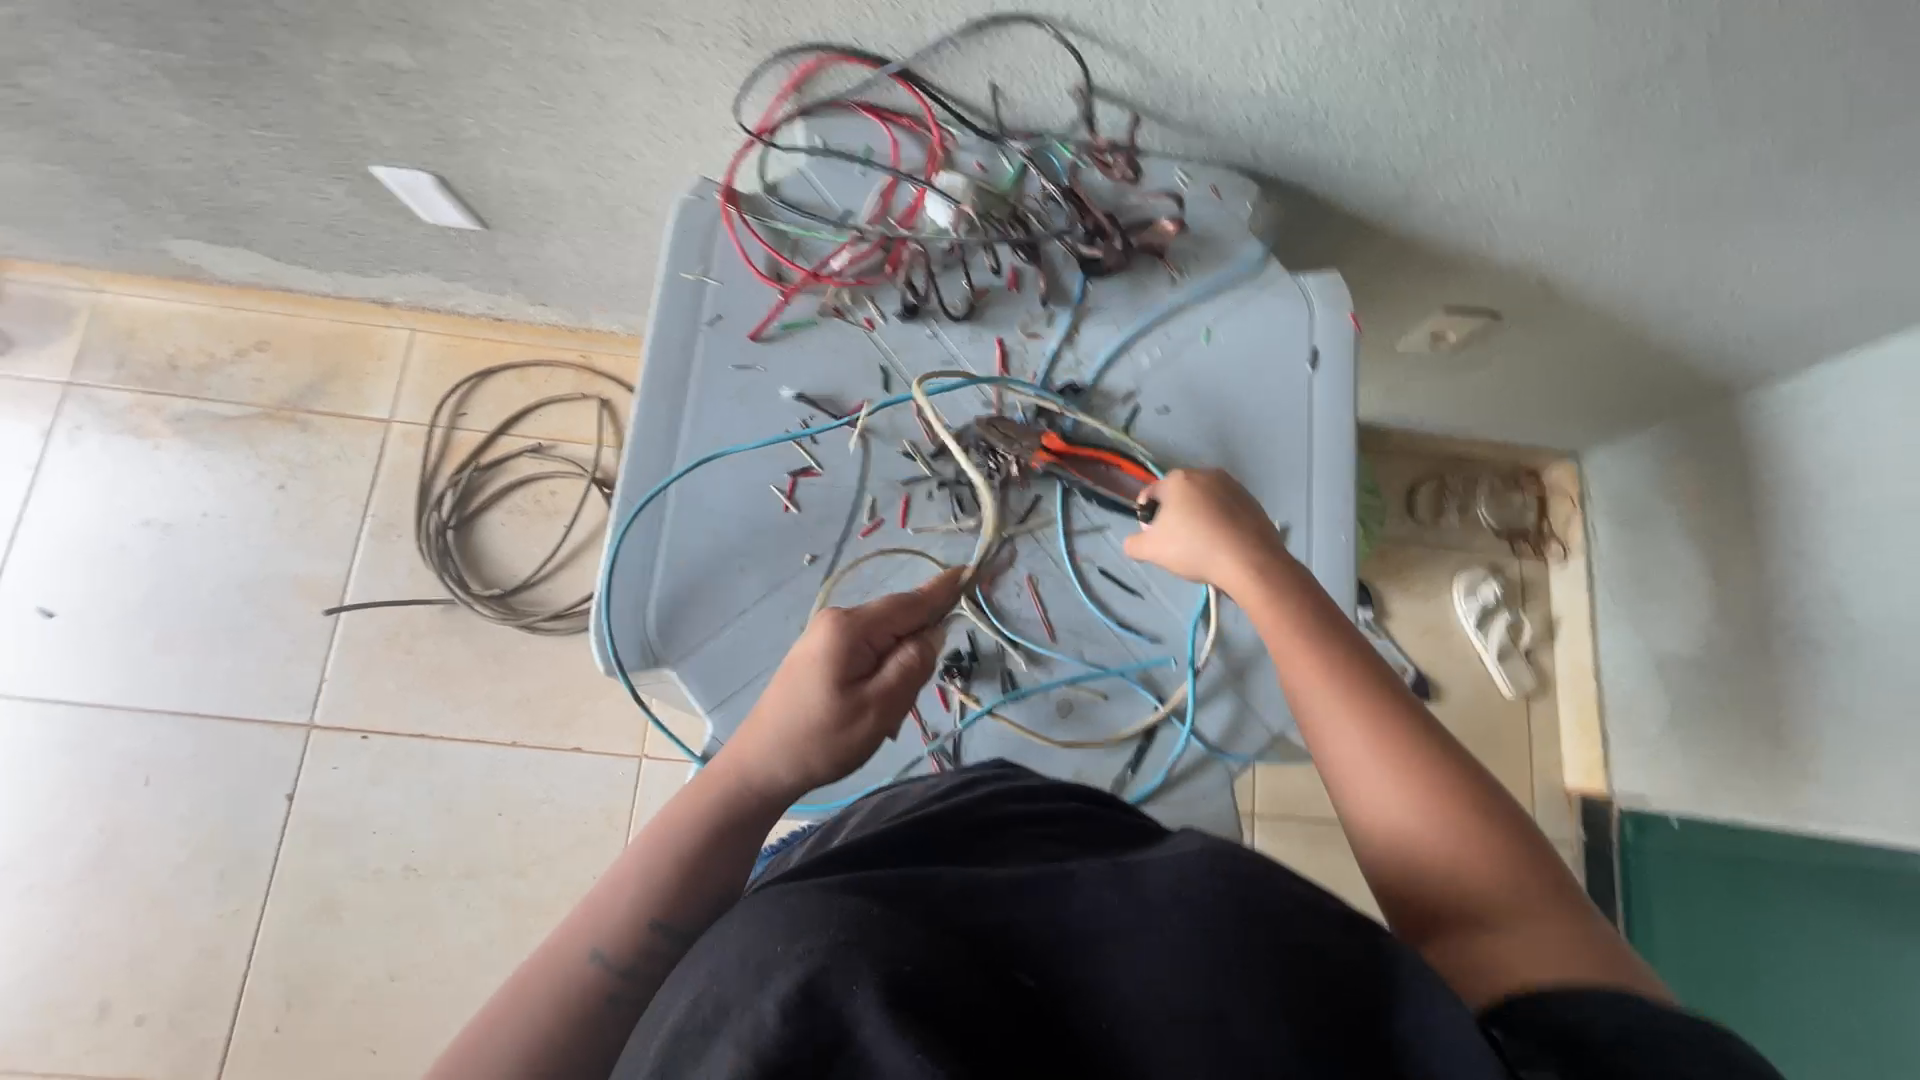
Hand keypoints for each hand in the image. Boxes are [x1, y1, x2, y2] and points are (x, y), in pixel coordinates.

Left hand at [717, 568, 963, 803]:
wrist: (760, 766)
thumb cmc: (820, 741)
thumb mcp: (878, 709)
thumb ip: (913, 665)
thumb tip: (935, 630)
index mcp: (851, 627)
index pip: (911, 601)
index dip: (946, 590)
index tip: (975, 571)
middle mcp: (838, 620)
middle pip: (900, 623)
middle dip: (915, 656)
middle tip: (899, 707)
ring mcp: (827, 635)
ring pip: (886, 642)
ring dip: (896, 674)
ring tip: (880, 718)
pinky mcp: (822, 653)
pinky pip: (868, 653)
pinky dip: (880, 678)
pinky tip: (868, 710)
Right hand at [1124, 468, 1289, 592]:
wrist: (1249, 561)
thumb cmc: (1194, 549)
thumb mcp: (1151, 551)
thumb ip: (1133, 544)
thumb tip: (1134, 542)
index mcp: (1177, 479)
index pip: (1150, 494)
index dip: (1146, 516)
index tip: (1153, 537)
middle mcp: (1205, 474)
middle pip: (1178, 495)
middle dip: (1174, 515)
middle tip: (1176, 542)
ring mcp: (1232, 485)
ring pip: (1203, 501)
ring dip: (1197, 517)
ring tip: (1202, 544)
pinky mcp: (1252, 499)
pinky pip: (1226, 508)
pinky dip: (1219, 521)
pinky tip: (1222, 542)